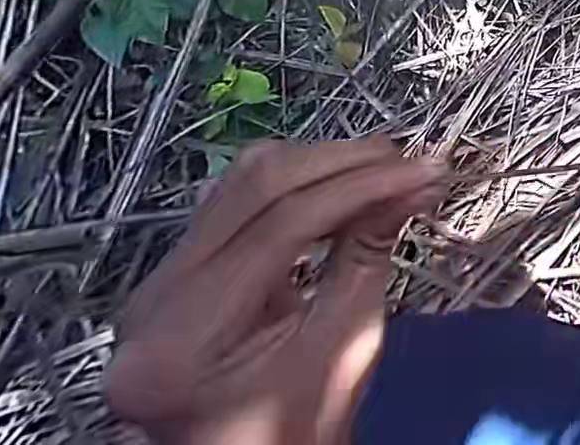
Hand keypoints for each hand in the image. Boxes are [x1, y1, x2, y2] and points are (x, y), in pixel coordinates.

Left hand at [106, 140, 446, 444]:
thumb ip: (371, 251)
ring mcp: (159, 277)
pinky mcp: (180, 265)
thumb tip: (417, 178)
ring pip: (249, 176)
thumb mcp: (346, 344)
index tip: (426, 170)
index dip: (363, 186)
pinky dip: (304, 177)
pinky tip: (346, 183)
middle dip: (347, 162)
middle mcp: (153, 297)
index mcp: (185, 339)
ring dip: (327, 161)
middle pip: (259, 185)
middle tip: (410, 162)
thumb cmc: (301, 429)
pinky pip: (243, 195)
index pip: (284, 224)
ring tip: (385, 168)